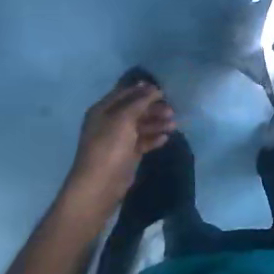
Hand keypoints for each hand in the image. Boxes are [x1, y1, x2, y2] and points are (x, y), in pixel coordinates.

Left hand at [66, 83, 175, 207]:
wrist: (100, 185)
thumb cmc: (109, 147)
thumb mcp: (123, 119)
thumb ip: (139, 102)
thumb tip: (154, 89)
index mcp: (103, 110)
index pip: (124, 93)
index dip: (142, 90)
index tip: (162, 90)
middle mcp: (110, 122)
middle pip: (135, 109)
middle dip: (153, 108)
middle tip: (171, 111)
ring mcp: (119, 139)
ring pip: (141, 125)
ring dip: (157, 123)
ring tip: (173, 125)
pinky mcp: (127, 154)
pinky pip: (142, 141)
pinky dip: (153, 138)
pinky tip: (165, 138)